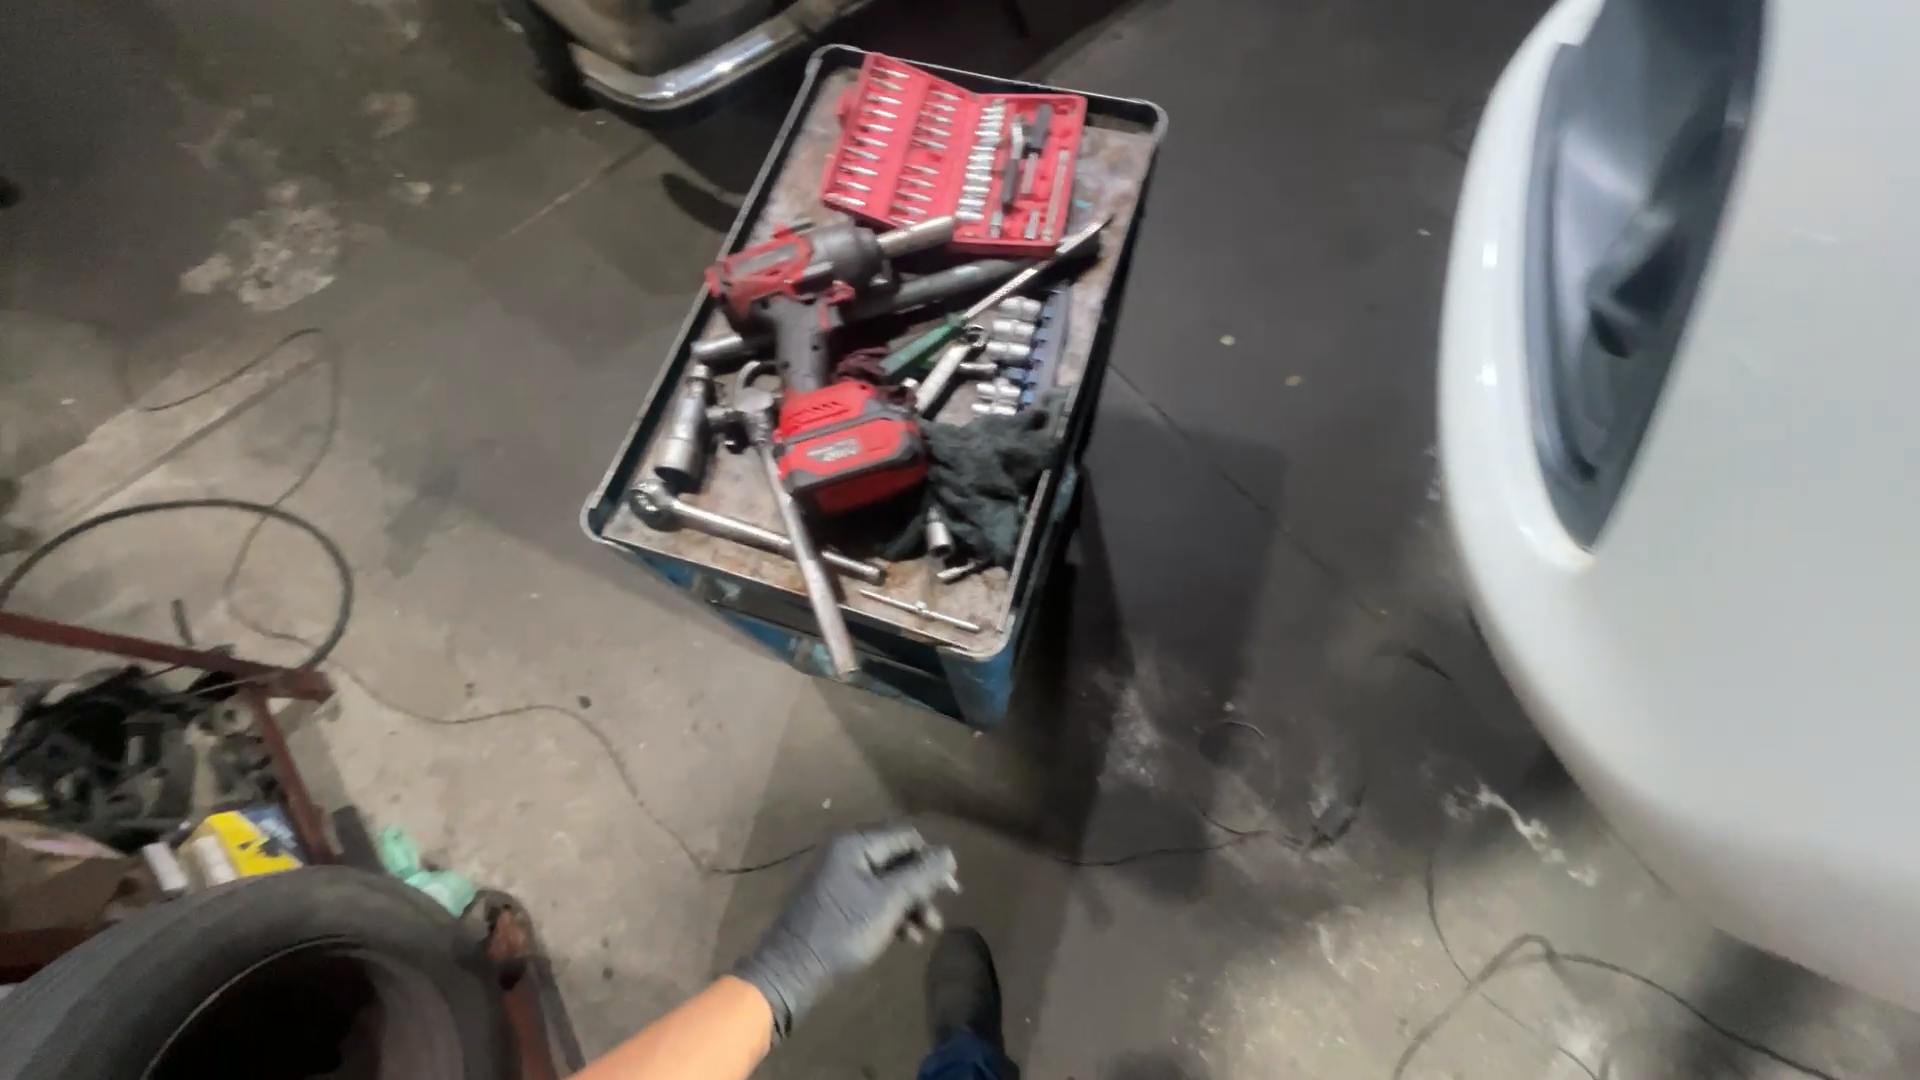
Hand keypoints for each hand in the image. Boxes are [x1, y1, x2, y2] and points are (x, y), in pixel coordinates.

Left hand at [732, 825, 959, 1040]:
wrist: (790, 972)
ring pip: (887, 881)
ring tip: (925, 933)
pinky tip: (905, 937)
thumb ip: (921, 875)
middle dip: (921, 887)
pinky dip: (891, 912)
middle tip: (938, 917)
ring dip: (910, 904)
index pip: (907, 837)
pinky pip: (872, 896)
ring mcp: (838, 877)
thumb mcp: (888, 902)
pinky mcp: (835, 901)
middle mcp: (846, 852)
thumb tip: (949, 853)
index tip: (951, 890)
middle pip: (898, 859)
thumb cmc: (841, 932)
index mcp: (855, 844)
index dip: (932, 859)